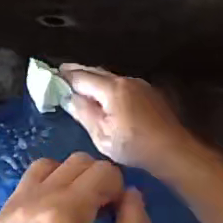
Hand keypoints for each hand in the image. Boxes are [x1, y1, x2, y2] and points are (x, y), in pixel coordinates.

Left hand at [0, 152, 151, 222]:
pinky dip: (44, 192)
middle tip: (100, 214)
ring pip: (47, 166)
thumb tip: (132, 194)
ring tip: (74, 212)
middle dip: (96, 180)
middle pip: (76, 162)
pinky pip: (25, 187)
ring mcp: (10, 208)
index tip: (116, 218)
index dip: (118, 191)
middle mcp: (33, 200)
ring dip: (67, 179)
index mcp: (64, 210)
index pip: (103, 171)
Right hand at [61, 66, 200, 176]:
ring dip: (93, 79)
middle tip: (60, 74)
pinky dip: (106, 86)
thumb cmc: (134, 146)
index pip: (81, 76)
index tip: (49, 76)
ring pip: (109, 77)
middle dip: (77, 72)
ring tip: (78, 85)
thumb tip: (69, 97)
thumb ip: (84, 113)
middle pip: (96, 72)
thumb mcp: (102, 135)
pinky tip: (102, 96)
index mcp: (112, 89)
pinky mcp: (148, 93)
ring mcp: (139, 85)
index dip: (64, 76)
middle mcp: (126, 80)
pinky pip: (121, 85)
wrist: (173, 150)